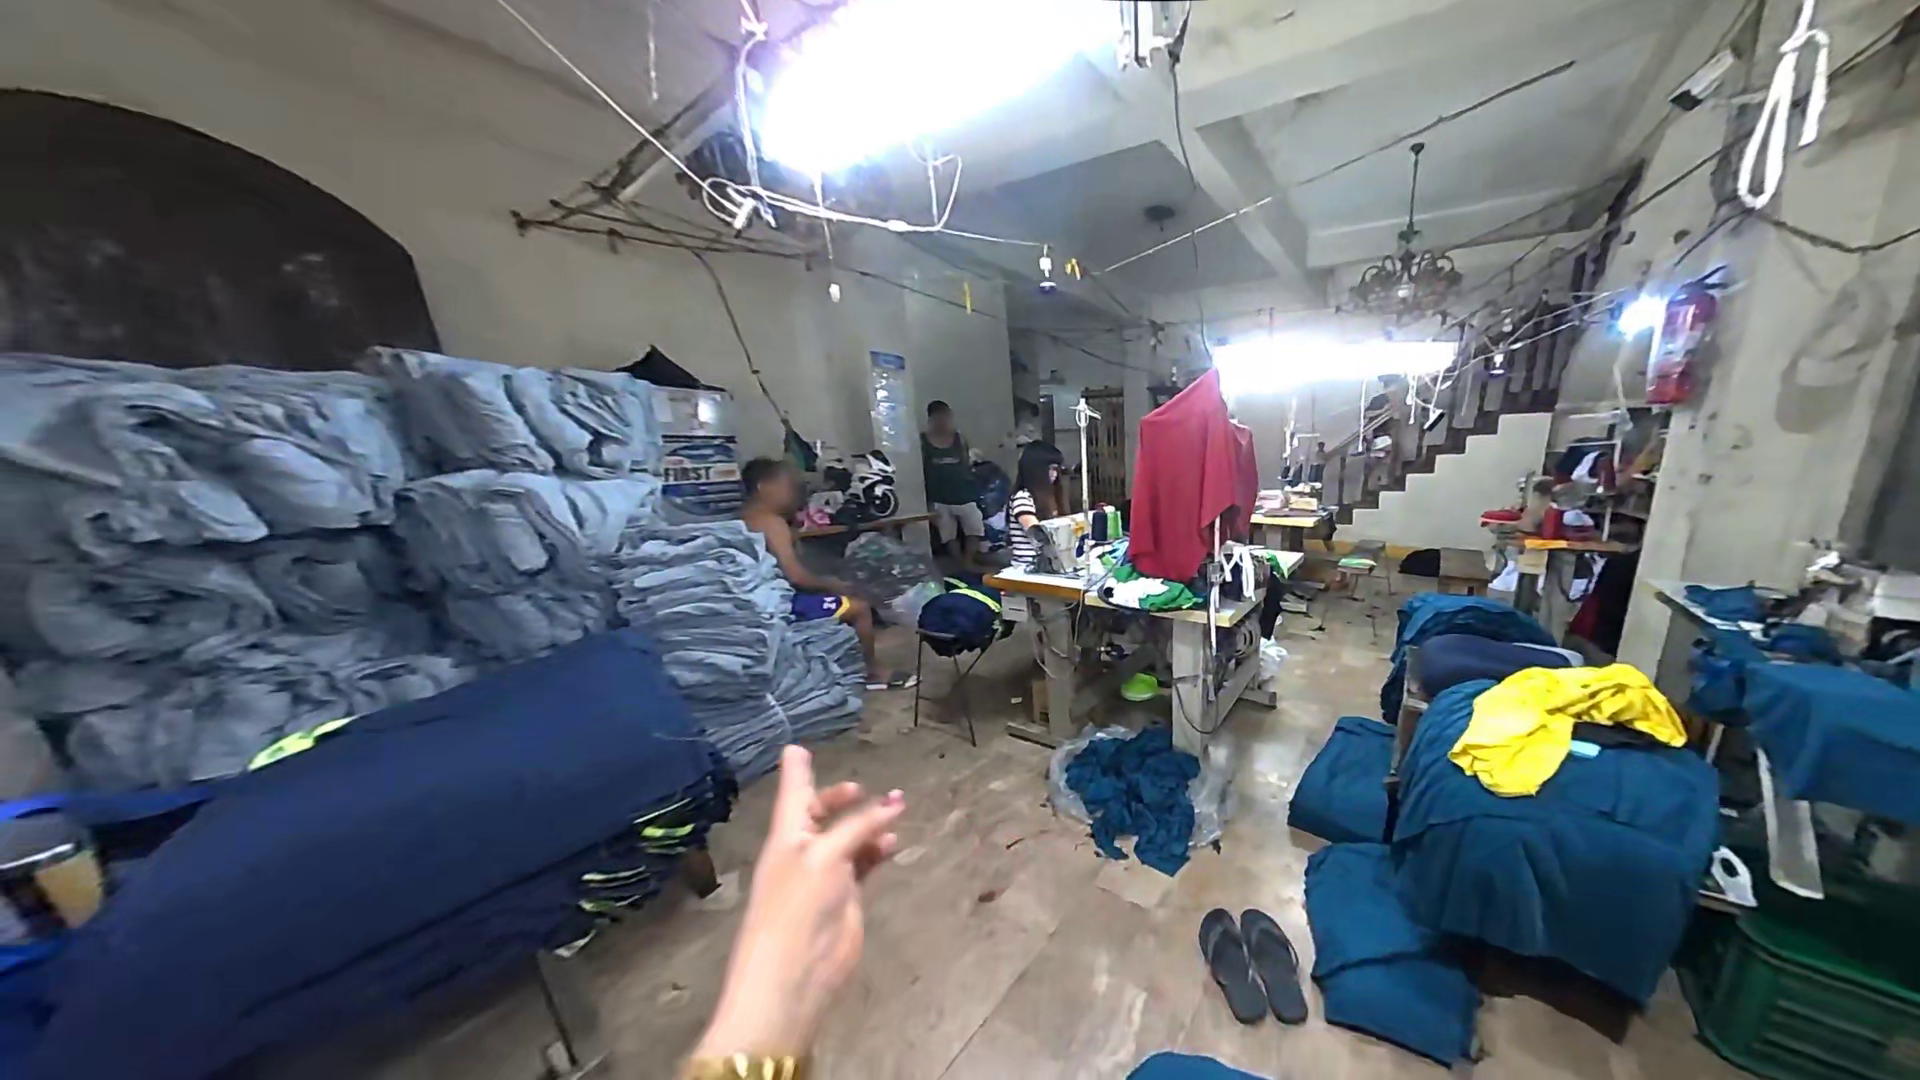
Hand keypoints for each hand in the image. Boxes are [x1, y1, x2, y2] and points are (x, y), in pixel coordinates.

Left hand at [691, 746, 904, 1060]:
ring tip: (897, 810)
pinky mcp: (844, 895)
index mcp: (787, 834)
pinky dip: (877, 849)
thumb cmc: (799, 906)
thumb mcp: (826, 856)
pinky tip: (893, 844)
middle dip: (843, 798)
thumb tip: (894, 802)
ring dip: (869, 822)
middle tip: (862, 788)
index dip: (797, 771)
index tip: (798, 747)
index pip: (794, 792)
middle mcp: (803, 848)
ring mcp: (825, 872)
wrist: (794, 978)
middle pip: (822, 812)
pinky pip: (863, 861)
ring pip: (849, 836)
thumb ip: (860, 826)